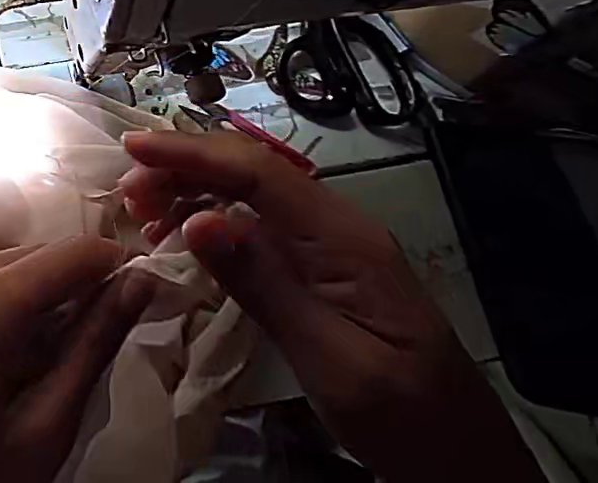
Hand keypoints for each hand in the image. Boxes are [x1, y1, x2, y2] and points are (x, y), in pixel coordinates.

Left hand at [0, 234, 155, 482]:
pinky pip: (22, 270)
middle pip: (61, 251)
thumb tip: (143, 279)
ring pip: (44, 258)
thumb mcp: (49, 420)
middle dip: (97, 282)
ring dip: (72, 292)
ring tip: (82, 347)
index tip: (155, 298)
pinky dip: (46, 297)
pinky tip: (46, 343)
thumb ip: (96, 342)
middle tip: (119, 335)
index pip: (80, 250)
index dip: (123, 267)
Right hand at [120, 130, 540, 481]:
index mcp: (343, 237)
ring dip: (191, 189)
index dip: (192, 152)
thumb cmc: (408, 420)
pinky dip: (210, 219)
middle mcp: (332, 224)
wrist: (469, 465)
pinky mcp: (314, 264)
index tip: (136, 147)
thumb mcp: (335, 364)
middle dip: (183, 167)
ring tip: (143, 210)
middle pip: (248, 170)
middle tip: (128, 191)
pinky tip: (182, 234)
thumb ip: (265, 286)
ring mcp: (324, 242)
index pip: (257, 171)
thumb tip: (197, 220)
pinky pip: (253, 222)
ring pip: (246, 191)